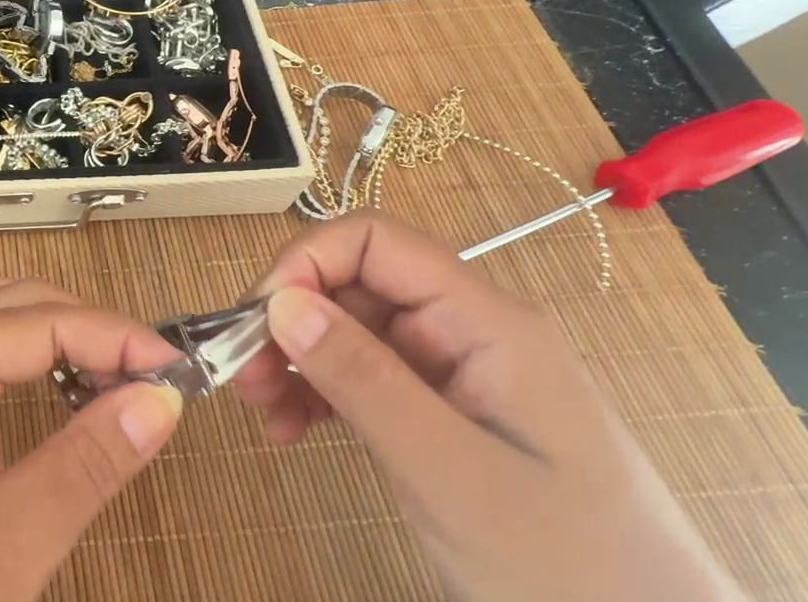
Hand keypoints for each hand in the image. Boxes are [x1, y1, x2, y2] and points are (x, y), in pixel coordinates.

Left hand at [0, 278, 186, 601]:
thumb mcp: (9, 537)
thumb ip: (88, 462)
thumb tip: (160, 401)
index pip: (42, 320)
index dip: (115, 336)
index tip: (177, 369)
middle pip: (15, 302)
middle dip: (87, 326)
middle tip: (151, 374)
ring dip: (55, 332)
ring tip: (114, 375)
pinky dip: (24, 355)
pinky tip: (57, 388)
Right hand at [232, 212, 743, 601]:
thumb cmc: (564, 564)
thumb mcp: (452, 473)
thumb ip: (365, 381)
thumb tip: (280, 301)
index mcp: (486, 322)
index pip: (377, 242)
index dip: (306, 263)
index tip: (256, 320)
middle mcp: (468, 331)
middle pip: (355, 286)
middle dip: (288, 319)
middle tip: (243, 377)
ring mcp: (455, 374)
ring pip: (350, 332)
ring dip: (295, 359)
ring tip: (261, 410)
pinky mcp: (442, 413)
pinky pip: (364, 379)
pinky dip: (318, 393)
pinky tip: (291, 429)